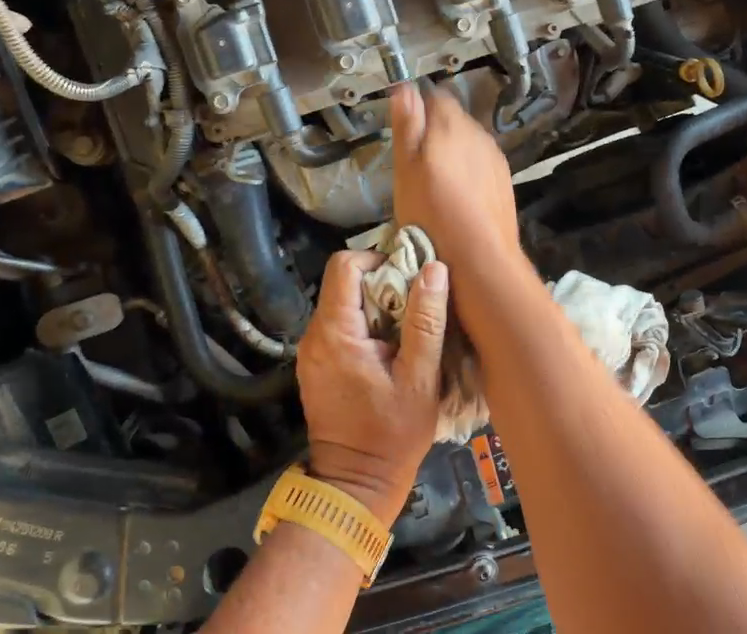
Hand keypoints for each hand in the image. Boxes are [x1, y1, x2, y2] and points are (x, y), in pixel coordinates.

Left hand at [296, 249, 449, 523]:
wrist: (355, 486)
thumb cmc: (391, 434)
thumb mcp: (420, 377)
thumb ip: (425, 321)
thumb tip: (434, 269)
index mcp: (335, 332)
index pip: (345, 265)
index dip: (378, 260)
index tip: (409, 278)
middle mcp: (314, 336)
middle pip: (344, 284)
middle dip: (382, 286)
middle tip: (416, 307)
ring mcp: (312, 352)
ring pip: (343, 305)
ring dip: (376, 308)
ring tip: (408, 330)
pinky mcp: (317, 367)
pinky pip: (340, 328)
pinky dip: (365, 327)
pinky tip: (390, 351)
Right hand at [389, 83, 522, 268]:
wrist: (479, 256)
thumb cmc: (431, 213)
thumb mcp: (406, 169)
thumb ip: (407, 125)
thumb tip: (405, 87)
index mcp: (451, 123)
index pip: (435, 95)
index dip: (418, 109)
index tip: (406, 133)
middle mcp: (477, 132)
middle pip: (453, 117)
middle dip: (435, 131)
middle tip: (416, 163)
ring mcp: (494, 155)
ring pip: (468, 141)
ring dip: (453, 151)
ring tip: (436, 182)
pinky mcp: (504, 178)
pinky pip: (481, 162)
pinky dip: (469, 170)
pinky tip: (459, 195)